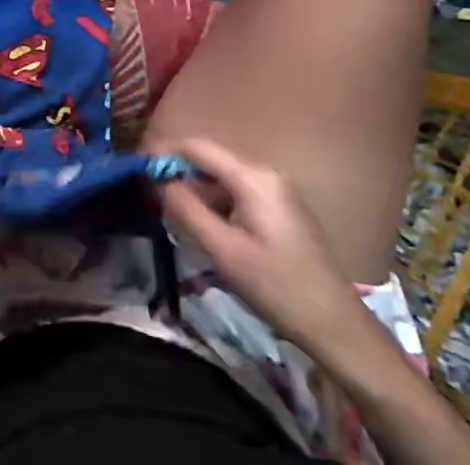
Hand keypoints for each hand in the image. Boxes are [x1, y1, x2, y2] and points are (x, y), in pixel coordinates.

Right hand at [159, 137, 367, 345]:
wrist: (333, 322)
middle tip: (149, 192)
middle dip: (178, 170)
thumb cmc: (276, 286)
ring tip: (169, 209)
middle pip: (211, 158)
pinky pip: (237, 190)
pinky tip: (202, 223)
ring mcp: (276, 188)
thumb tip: (158, 180)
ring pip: (222, 176)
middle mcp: (266, 172)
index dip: (165, 152)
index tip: (136, 168)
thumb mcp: (223, 251)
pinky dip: (214, 200)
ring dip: (195, 187)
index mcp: (253, 177)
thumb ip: (187, 210)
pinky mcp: (279, 206)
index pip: (198, 147)